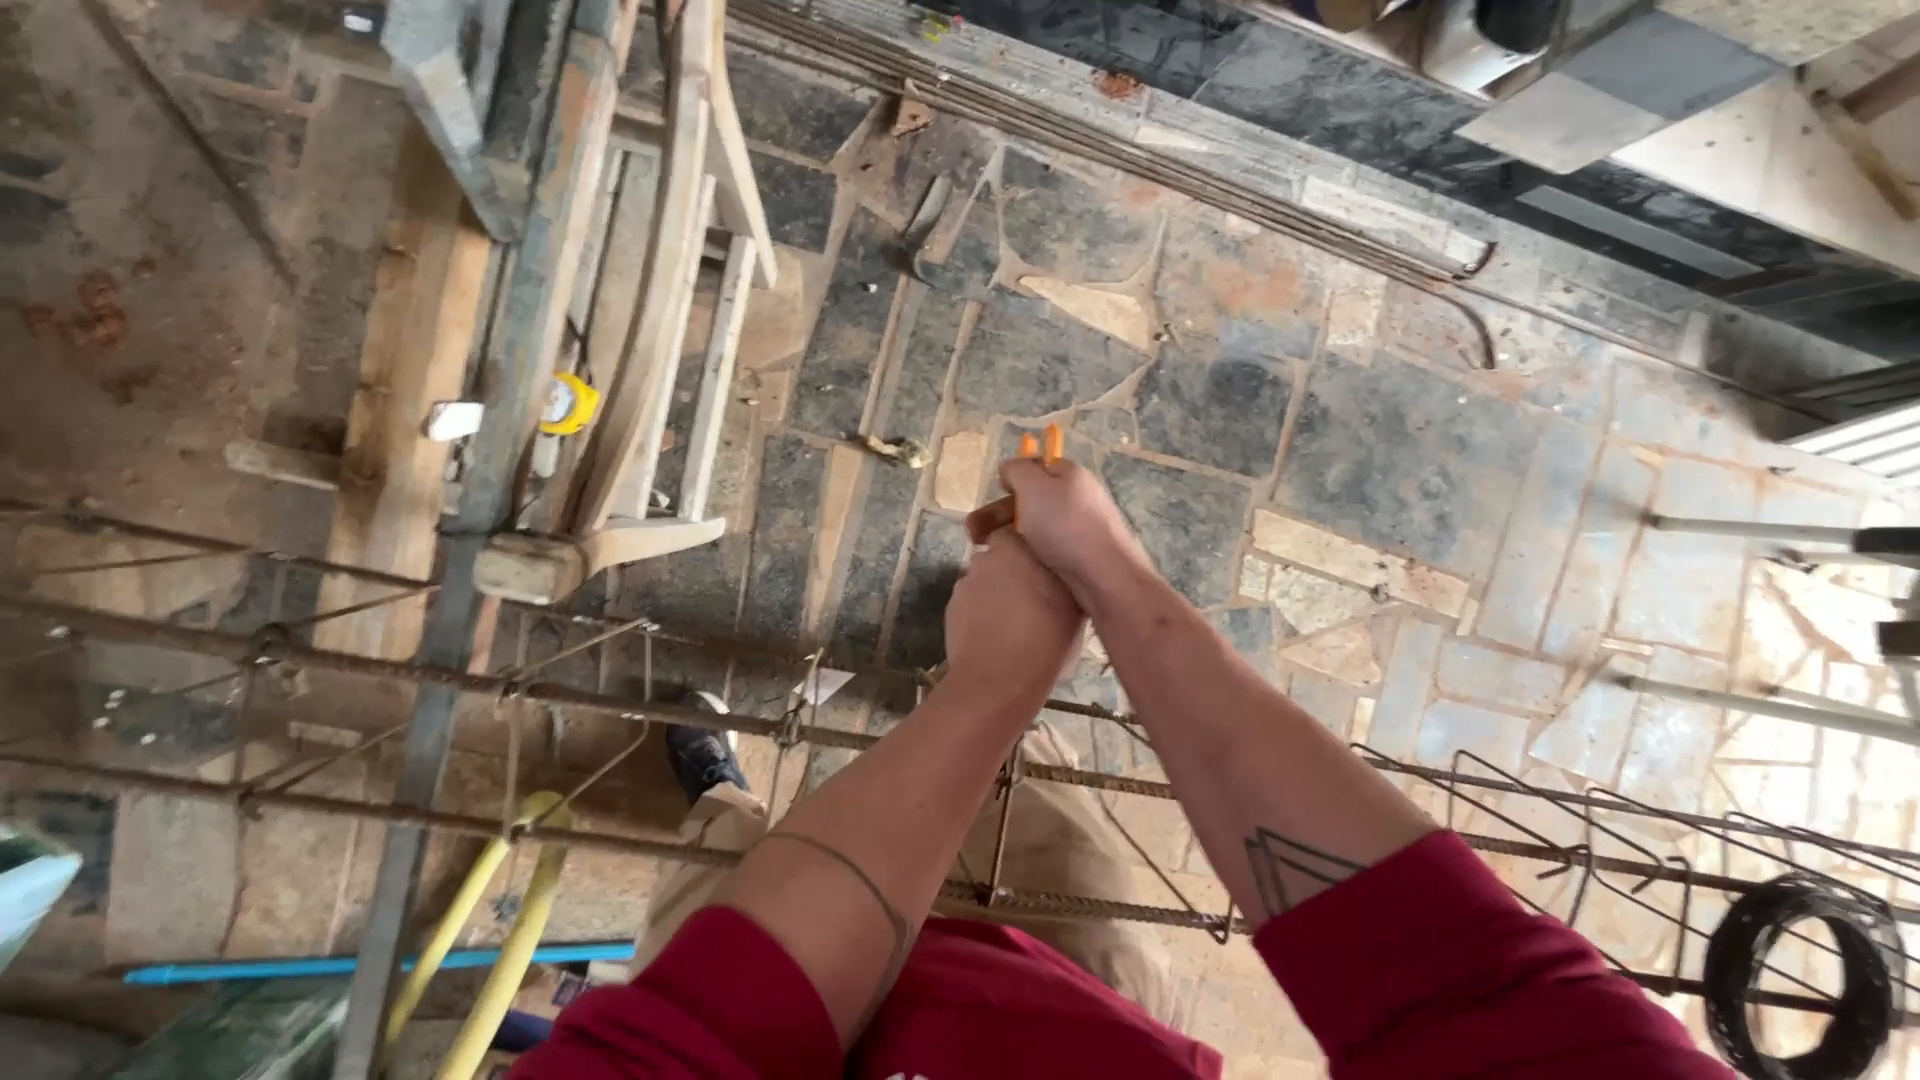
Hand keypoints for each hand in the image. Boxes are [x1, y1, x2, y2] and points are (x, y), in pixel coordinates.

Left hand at [944, 529, 1083, 691]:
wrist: (997, 682)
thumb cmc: (1045, 640)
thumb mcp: (1075, 609)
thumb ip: (1067, 581)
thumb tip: (1068, 577)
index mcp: (1017, 548)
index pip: (1019, 532)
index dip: (1031, 549)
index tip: (1045, 569)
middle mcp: (986, 558)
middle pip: (1001, 557)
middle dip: (1014, 572)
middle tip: (1035, 599)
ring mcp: (964, 584)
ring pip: (985, 582)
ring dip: (997, 594)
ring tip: (1015, 624)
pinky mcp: (950, 609)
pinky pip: (971, 604)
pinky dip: (982, 614)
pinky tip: (996, 637)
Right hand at [964, 458, 1151, 604]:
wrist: (1105, 576)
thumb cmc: (1065, 526)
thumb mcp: (1034, 487)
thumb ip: (1018, 470)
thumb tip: (1009, 468)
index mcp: (1070, 475)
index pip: (1036, 467)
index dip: (1012, 479)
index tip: (995, 494)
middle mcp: (1078, 497)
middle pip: (1032, 499)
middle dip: (998, 513)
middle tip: (972, 533)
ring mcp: (1081, 528)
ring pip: (1036, 527)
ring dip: (1008, 536)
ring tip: (984, 553)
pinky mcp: (1081, 556)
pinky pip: (1047, 550)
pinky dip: (1028, 554)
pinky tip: (1013, 566)